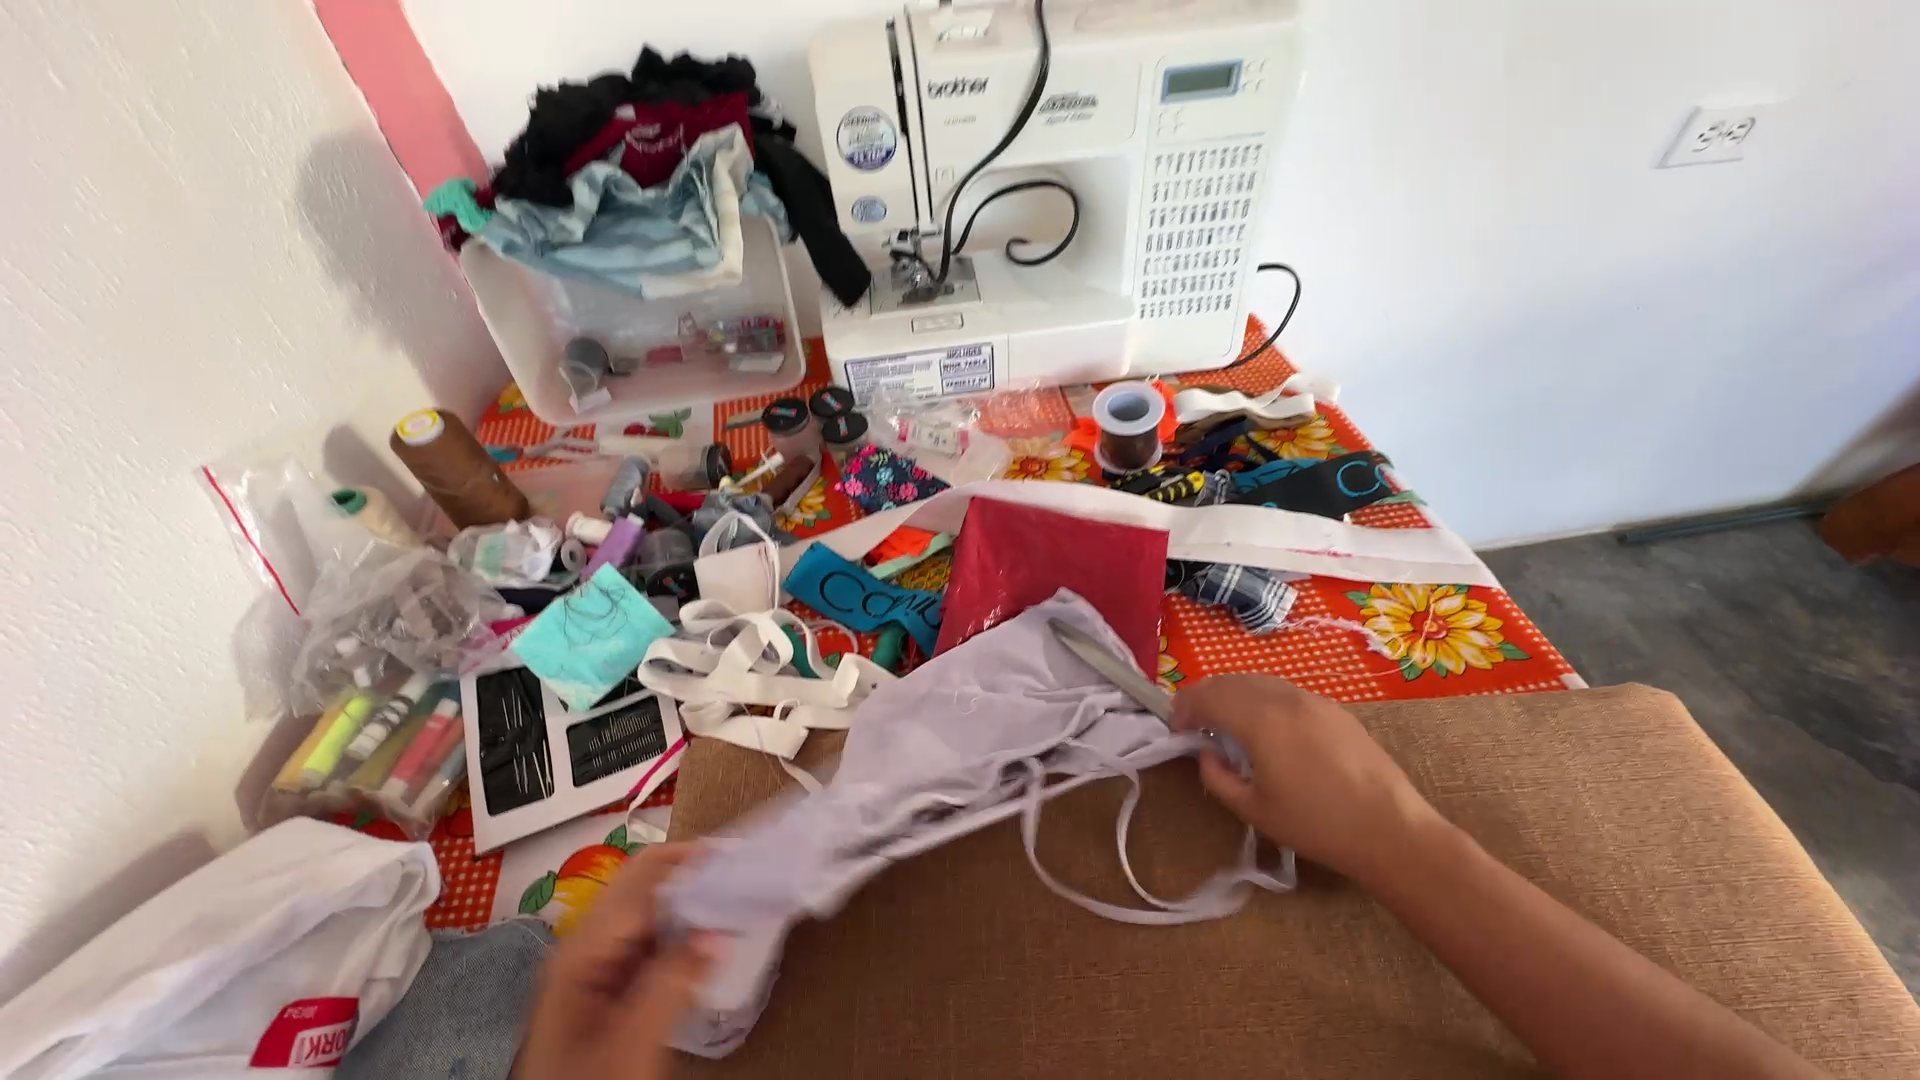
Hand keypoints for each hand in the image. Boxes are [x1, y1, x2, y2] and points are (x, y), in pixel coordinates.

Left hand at [515, 843, 719, 1079]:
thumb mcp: (632, 1046)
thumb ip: (672, 985)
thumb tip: (718, 931)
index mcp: (584, 948)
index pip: (644, 877)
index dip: (691, 861)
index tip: (740, 859)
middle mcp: (587, 943)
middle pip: (645, 883)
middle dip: (693, 873)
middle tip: (744, 875)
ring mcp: (597, 962)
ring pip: (651, 908)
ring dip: (692, 899)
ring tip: (738, 898)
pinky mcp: (611, 982)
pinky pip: (652, 936)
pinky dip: (685, 927)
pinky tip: (713, 935)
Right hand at [1173, 674, 1442, 882]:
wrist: (1392, 830)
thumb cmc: (1317, 825)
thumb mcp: (1254, 810)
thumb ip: (1217, 778)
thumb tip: (1208, 754)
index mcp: (1260, 720)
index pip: (1207, 696)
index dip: (1183, 708)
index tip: (1175, 729)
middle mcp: (1284, 698)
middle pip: (1229, 681)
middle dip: (1204, 697)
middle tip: (1193, 723)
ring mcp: (1313, 700)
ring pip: (1258, 681)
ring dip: (1232, 695)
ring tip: (1226, 723)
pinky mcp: (1334, 709)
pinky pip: (1284, 692)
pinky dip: (1261, 699)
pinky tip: (1266, 729)